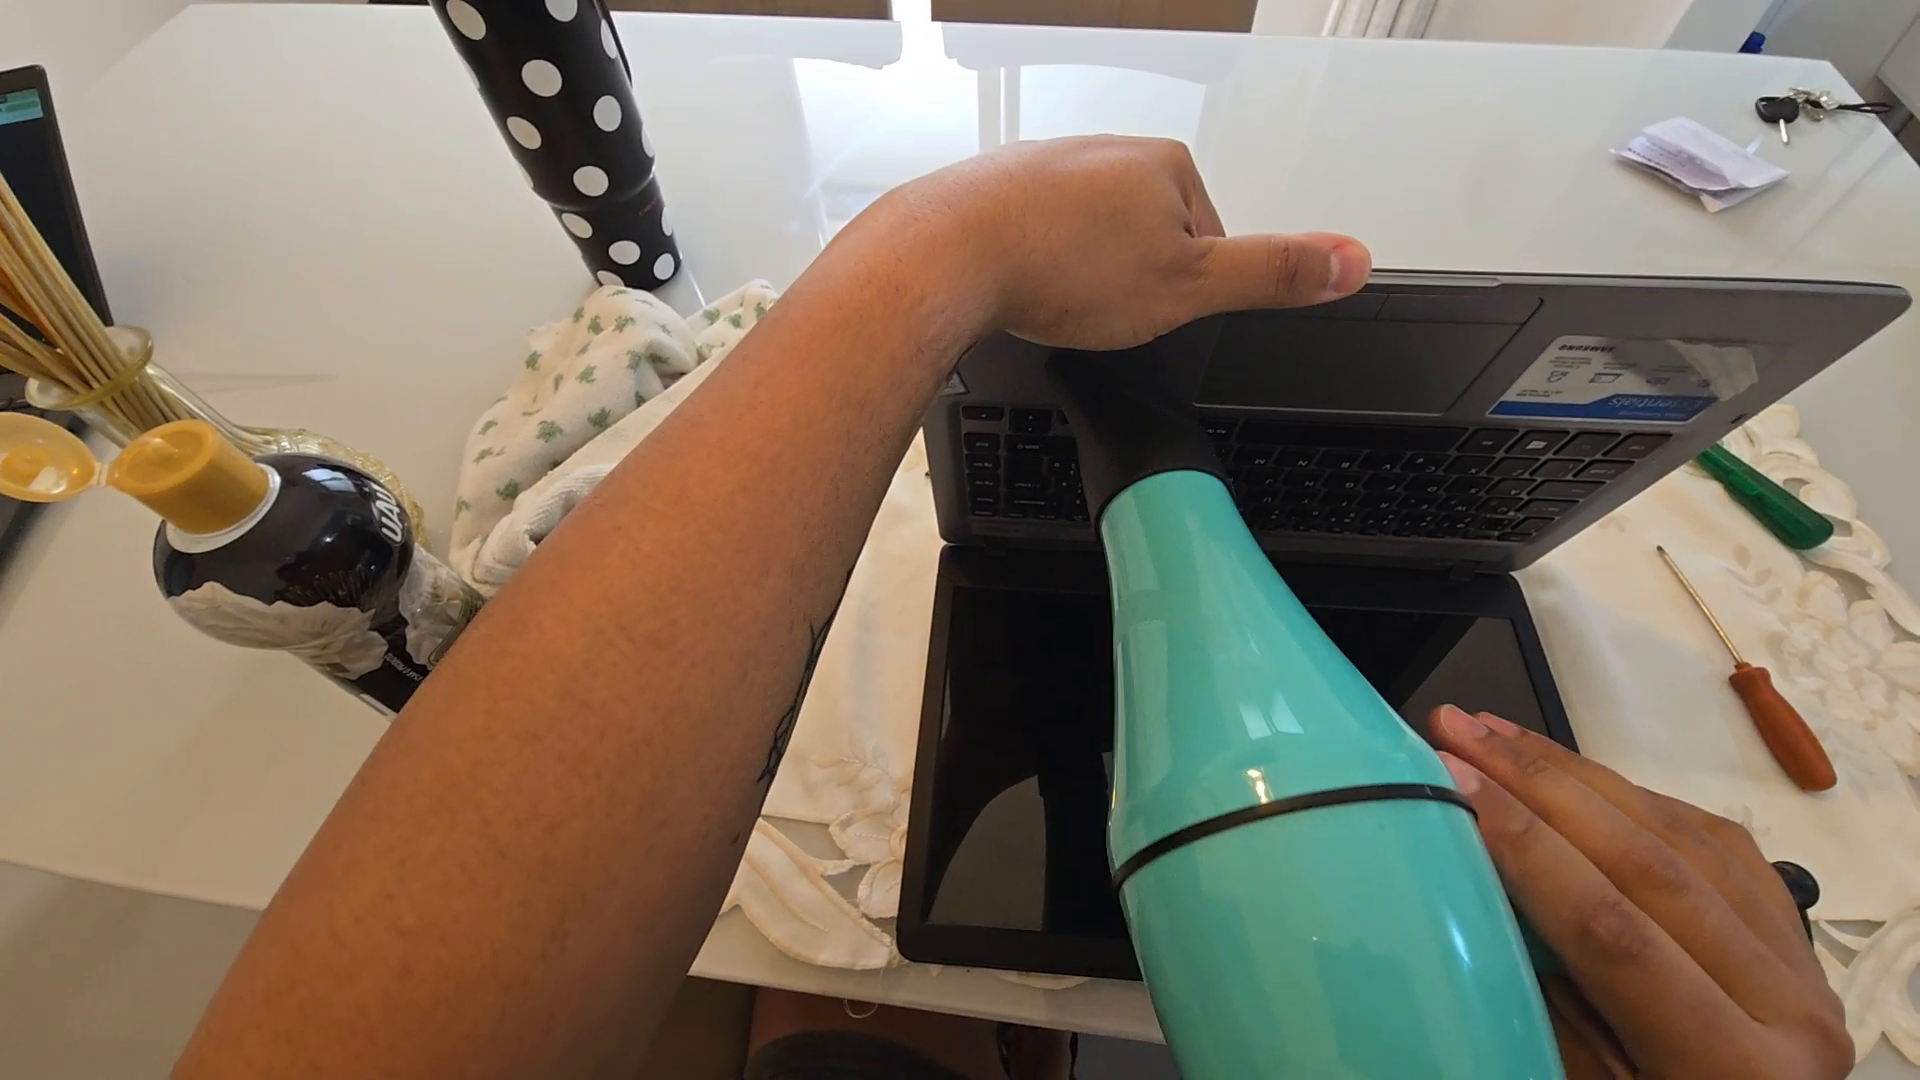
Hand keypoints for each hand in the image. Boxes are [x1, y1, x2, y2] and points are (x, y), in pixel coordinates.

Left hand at [864, 135, 1371, 350]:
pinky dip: (1035, 266)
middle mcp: (1108, 154)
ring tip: (1058, 299)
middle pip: (1145, 236)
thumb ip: (1268, 274)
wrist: (952, 256)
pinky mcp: (1003, 189)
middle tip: (1101, 310)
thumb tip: (1350, 262)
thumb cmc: (1063, 267)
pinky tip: (1023, 284)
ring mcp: (1050, 167)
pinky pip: (1036, 237)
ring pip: (1087, 238)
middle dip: (1129, 282)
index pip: (1207, 235)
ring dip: (1079, 275)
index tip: (1154, 309)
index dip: (1184, 289)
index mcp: (1165, 168)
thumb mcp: (1187, 286)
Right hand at [1427, 705, 1849, 1079]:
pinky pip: (1708, 836)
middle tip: (1455, 726)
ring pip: (1678, 831)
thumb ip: (1535, 988)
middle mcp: (1787, 1006)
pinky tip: (1567, 766)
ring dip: (1568, 768)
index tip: (1450, 776)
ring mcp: (1798, 961)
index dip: (1523, 841)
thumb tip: (1477, 876)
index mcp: (1730, 1065)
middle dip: (1533, 779)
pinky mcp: (1788, 929)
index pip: (1610, 927)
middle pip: (1646, 860)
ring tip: (1493, 728)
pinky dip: (1624, 788)